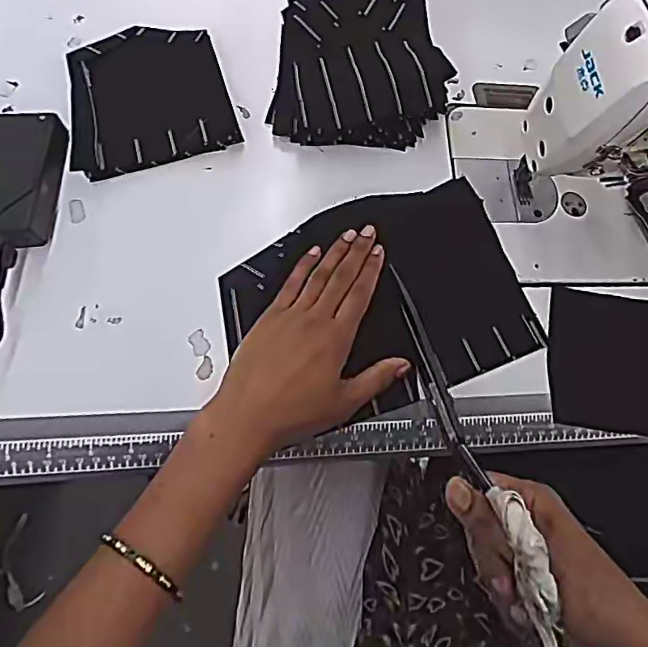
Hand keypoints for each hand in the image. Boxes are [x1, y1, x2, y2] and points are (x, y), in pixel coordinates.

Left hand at [199, 226, 409, 457]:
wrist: (248, 414)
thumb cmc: (290, 412)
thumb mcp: (343, 402)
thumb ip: (376, 379)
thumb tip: (399, 366)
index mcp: (336, 339)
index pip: (359, 294)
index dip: (371, 270)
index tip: (378, 253)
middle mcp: (314, 321)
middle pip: (341, 277)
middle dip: (357, 251)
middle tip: (366, 232)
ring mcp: (290, 316)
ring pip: (318, 275)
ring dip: (334, 252)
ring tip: (345, 236)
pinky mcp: (269, 318)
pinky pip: (290, 284)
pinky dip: (302, 266)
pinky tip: (311, 255)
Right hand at [445, 472, 647, 646]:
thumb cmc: (601, 602)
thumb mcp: (536, 559)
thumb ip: (491, 524)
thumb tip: (456, 488)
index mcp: (537, 503)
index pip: (481, 492)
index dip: (477, 521)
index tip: (492, 546)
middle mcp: (533, 526)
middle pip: (482, 532)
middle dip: (493, 564)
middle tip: (514, 579)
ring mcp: (533, 558)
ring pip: (489, 565)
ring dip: (503, 591)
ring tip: (528, 602)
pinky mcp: (534, 586)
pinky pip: (502, 591)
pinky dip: (511, 608)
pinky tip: (530, 614)